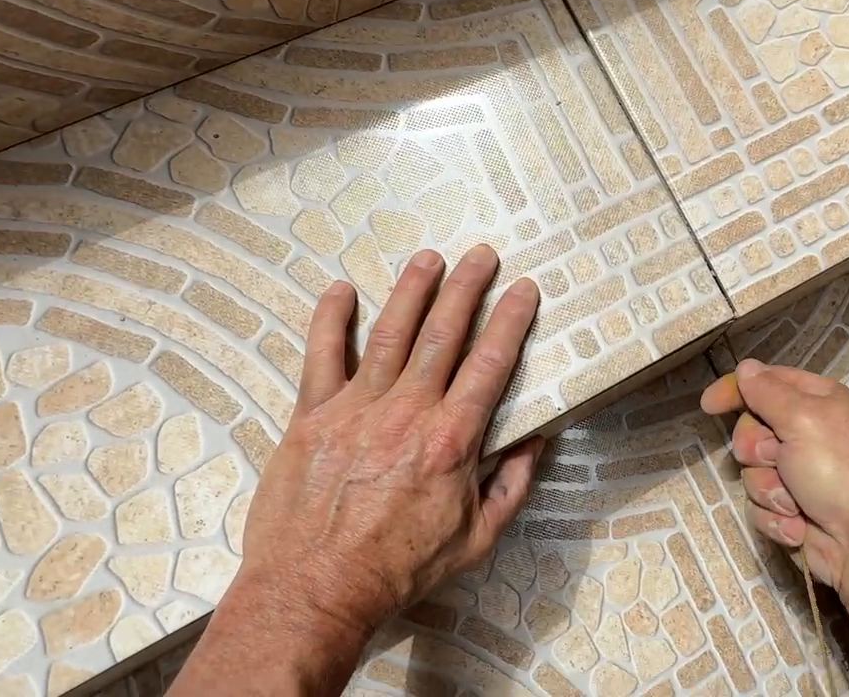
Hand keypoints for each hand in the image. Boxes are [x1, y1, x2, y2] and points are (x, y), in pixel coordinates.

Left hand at [175, 247, 543, 694]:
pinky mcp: (312, 417)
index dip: (511, 320)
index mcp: (451, 440)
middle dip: (467, 288)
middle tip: (481, 254)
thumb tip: (536, 439)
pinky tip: (341, 290)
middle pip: (444, 334)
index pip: (491, 363)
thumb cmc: (399, 568)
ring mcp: (356, 409)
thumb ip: (513, 485)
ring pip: (390, 334)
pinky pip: (320, 358)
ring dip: (412, 291)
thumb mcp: (477, 538)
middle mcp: (407, 412)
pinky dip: (329, 320)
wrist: (312, 593)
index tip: (524, 288)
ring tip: (429, 258)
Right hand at [703, 359, 848, 696]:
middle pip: (751, 429)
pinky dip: (776, 518)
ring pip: (752, 472)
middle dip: (756, 449)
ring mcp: (799, 474)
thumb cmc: (840, 470)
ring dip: (769, 489)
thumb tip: (746, 367)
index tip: (709, 405)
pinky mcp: (792, 511)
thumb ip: (767, 391)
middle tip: (775, 458)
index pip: (765, 383)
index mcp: (816, 400)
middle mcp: (807, 432)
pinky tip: (800, 526)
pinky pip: (760, 506)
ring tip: (796, 502)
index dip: (735, 390)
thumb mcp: (803, 418)